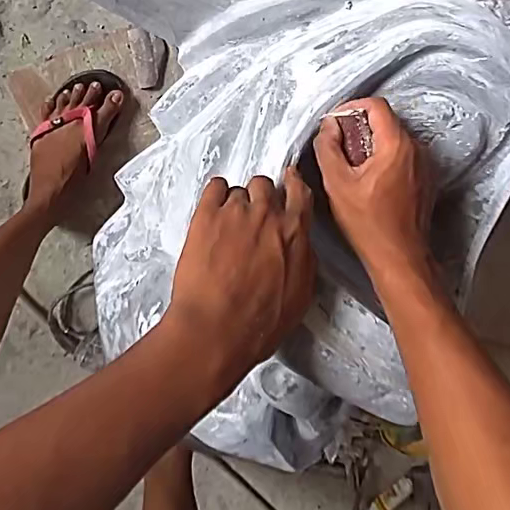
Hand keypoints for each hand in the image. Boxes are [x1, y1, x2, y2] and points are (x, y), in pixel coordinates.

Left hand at [25, 81, 125, 217]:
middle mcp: (70, 125)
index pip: (103, 112)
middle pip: (83, 104)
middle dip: (91, 93)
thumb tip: (100, 127)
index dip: (111, 102)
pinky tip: (53, 98)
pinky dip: (51, 104)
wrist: (48, 194)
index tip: (117, 93)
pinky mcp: (41, 132)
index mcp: (87, 133)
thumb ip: (97, 139)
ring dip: (72, 95)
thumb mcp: (91, 161)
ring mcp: (54, 127)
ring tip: (76, 88)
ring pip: (65, 104)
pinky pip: (46, 112)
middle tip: (96, 85)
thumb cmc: (73, 183)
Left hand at [159, 172, 314, 391]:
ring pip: (239, 190)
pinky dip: (215, 194)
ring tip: (226, 225)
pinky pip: (215, 186)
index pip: (299, 193)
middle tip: (250, 216)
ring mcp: (236, 212)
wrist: (216, 328)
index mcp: (295, 235)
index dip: (292, 184)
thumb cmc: (256, 323)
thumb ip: (302, 260)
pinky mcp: (207, 214)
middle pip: (265, 185)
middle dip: (259, 197)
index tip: (289, 181)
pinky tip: (212, 210)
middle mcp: (268, 217)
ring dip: (235, 202)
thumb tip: (299, 245)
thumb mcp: (298, 296)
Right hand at [313, 97, 433, 275]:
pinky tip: (366, 179)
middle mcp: (417, 150)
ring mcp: (424, 165)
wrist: (399, 257)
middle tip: (336, 146)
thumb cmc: (369, 223)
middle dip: (357, 127)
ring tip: (349, 166)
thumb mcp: (336, 182)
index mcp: (397, 146)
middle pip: (385, 121)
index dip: (351, 107)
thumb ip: (328, 147)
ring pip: (392, 138)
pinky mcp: (425, 179)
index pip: (376, 106)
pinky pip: (401, 155)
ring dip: (369, 144)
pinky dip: (382, 158)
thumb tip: (328, 126)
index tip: (334, 122)